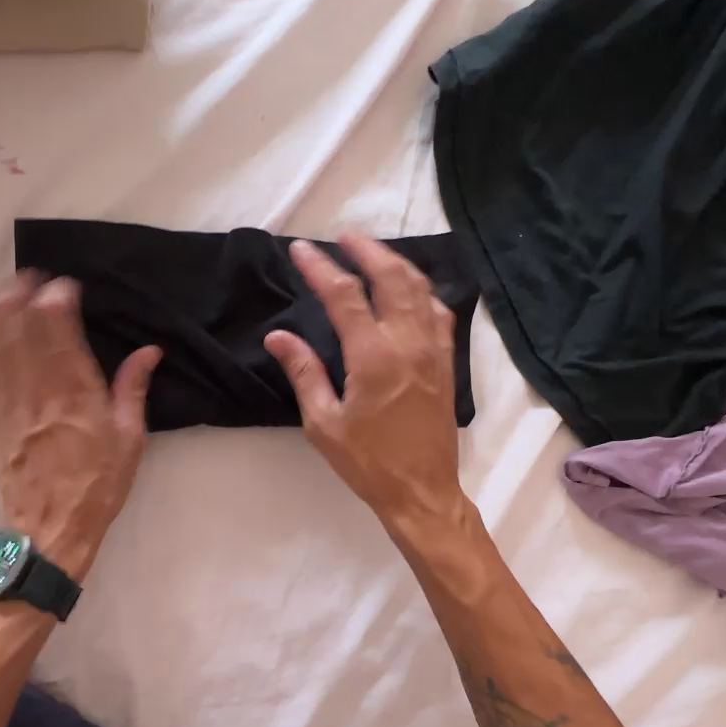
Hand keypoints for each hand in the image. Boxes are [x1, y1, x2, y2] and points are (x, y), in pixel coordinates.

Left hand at [0, 273, 160, 580]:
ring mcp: (9, 404)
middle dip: (25, 295)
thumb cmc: (99, 486)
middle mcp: (38, 391)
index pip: (59, 332)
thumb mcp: (130, 440)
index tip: (66, 285)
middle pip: (22, 329)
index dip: (58, 301)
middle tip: (32, 276)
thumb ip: (133, 390)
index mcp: (76, 394)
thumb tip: (149, 351)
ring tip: (8, 290)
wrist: (53, 528)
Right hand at [263, 234, 464, 527]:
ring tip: (374, 253)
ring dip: (395, 263)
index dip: (321, 268)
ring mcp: (433, 350)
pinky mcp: (446, 362)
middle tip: (344, 237)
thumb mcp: (324, 423)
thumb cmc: (367, 462)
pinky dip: (422, 291)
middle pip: (390, 277)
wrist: (421, 489)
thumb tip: (279, 337)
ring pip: (419, 288)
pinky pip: (438, 312)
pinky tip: (410, 291)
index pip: (344, 295)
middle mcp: (408, 342)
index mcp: (373, 356)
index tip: (301, 250)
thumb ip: (304, 373)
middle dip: (366, 250)